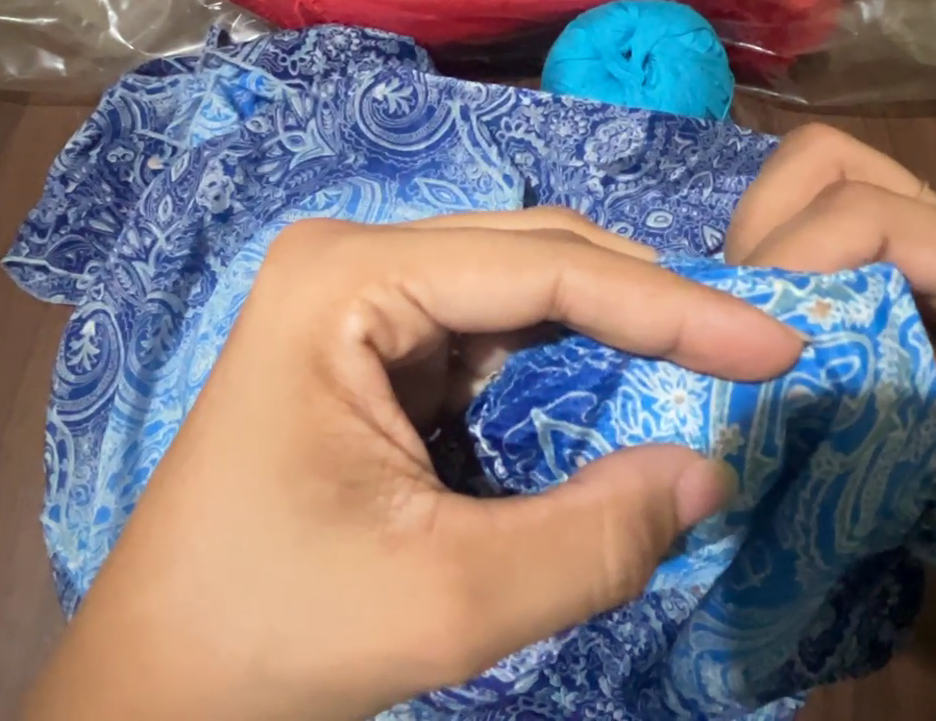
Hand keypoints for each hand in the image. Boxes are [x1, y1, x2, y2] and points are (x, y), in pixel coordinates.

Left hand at [23, 209, 802, 720]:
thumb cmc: (274, 631)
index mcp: (346, 279)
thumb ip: (595, 538)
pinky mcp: (371, 339)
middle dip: (645, 304)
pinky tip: (618, 377)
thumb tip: (711, 473)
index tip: (776, 344)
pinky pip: (489, 329)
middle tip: (751, 348)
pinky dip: (564, 354)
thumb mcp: (446, 600)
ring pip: (517, 287)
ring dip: (611, 324)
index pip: (539, 266)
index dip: (669, 305)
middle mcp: (352, 259)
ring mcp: (358, 294)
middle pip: (530, 256)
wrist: (159, 679)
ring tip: (704, 357)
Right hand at [726, 125, 935, 718]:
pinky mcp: (910, 253)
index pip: (864, 211)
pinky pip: (819, 214)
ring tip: (755, 313)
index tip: (741, 332)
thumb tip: (746, 356)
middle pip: (829, 162)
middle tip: (743, 313)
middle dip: (766, 230)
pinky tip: (776, 314)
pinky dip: (778, 251)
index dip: (788, 257)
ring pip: (814, 175)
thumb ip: (854, 395)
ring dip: (766, 236)